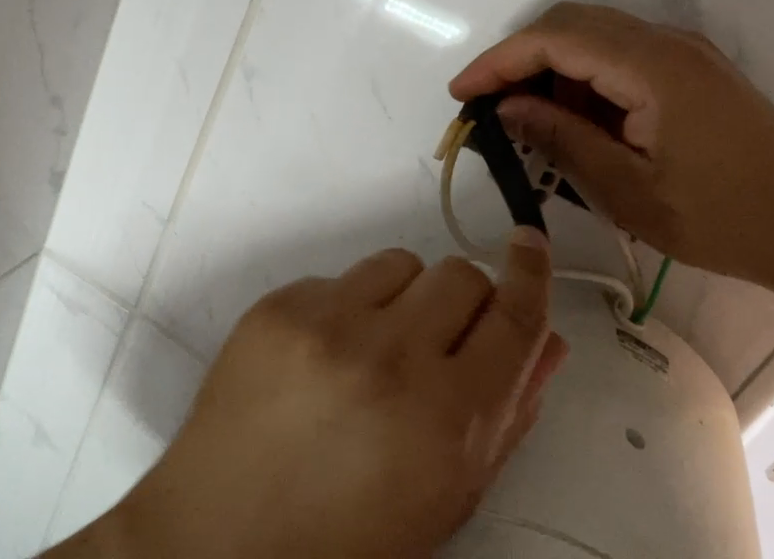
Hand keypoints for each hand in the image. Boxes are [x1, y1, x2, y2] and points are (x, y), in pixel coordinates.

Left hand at [63, 230, 566, 558]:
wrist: (226, 536)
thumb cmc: (349, 534)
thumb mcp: (447, 496)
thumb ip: (507, 417)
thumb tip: (548, 343)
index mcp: (444, 415)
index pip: (513, 316)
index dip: (531, 273)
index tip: (529, 243)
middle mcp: (388, 354)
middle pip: (460, 275)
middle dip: (465, 302)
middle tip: (442, 339)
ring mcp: (325, 323)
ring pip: (401, 263)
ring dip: (405, 297)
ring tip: (377, 348)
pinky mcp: (276, 307)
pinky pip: (339, 278)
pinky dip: (346, 308)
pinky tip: (324, 359)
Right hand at [449, 2, 773, 298]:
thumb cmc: (725, 221)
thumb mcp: (629, 191)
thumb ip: (561, 139)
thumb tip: (508, 107)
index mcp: (652, 66)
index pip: (554, 38)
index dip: (498, 61)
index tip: (460, 95)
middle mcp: (668, 43)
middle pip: (572, 24)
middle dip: (521, 58)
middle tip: (488, 107)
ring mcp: (687, 55)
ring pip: (597, 38)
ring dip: (554, 70)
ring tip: (527, 123)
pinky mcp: (697, 74)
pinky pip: (624, 58)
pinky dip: (586, 80)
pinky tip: (576, 123)